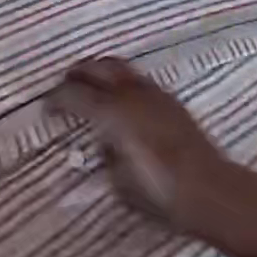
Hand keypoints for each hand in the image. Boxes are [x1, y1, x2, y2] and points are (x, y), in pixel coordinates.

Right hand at [47, 57, 256, 239]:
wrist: (209, 188)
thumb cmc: (160, 190)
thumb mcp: (120, 182)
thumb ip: (104, 157)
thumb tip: (100, 144)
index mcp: (112, 111)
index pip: (75, 94)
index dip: (57, 99)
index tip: (46, 107)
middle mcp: (129, 92)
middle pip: (94, 68)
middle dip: (76, 74)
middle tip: (64, 86)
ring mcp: (150, 90)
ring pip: (116, 65)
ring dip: (98, 69)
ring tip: (88, 82)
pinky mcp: (167, 95)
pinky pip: (135, 75)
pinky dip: (119, 78)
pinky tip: (120, 94)